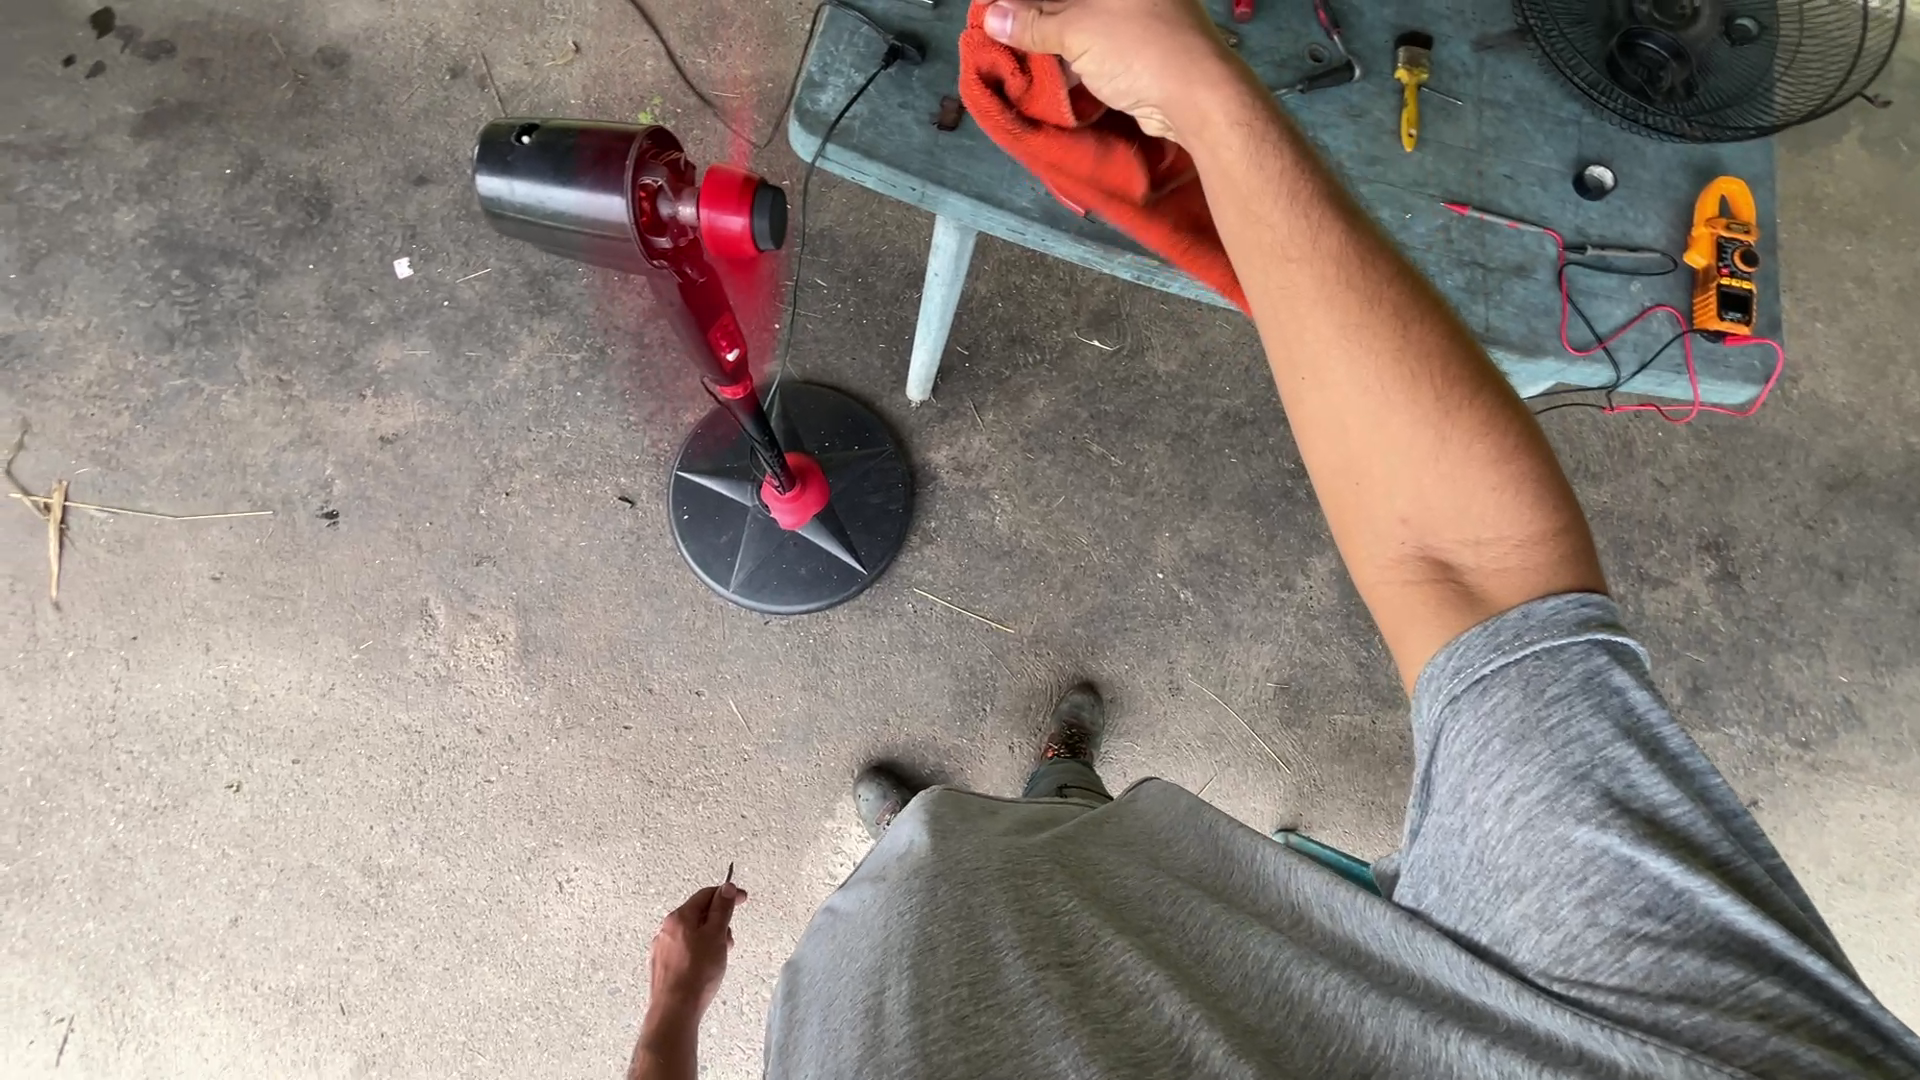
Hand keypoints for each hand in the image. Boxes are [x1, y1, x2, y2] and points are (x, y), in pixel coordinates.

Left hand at [646, 882, 746, 1023]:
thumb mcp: (717, 935)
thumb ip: (722, 909)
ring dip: (708, 938)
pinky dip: (697, 952)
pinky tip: (703, 969)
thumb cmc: (697, 973)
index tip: (742, 899)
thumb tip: (726, 887)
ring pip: (691, 934)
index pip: (706, 894)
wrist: (674, 1012)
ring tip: (717, 959)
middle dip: (718, 922)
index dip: (727, 894)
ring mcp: (661, 949)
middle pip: (698, 914)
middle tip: (729, 939)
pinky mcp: (660, 967)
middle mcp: (666, 929)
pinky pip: (683, 950)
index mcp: (679, 917)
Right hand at [980, 0, 1244, 141]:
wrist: (1193, 93)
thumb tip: (992, 16)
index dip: (1023, 1)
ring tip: (1017, 57)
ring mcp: (1134, 14)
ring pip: (1079, 21)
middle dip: (1033, 17)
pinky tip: (1047, 72)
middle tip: (1001, 35)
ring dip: (1048, 40)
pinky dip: (1069, 57)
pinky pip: (1093, 44)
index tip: (994, 13)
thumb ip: (1033, 24)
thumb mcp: (1076, 30)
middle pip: (1068, 0)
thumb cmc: (1137, 47)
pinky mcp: (1137, 45)